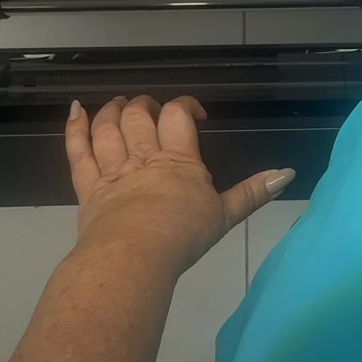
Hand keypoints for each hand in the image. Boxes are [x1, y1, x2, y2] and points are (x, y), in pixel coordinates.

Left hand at [65, 95, 293, 274]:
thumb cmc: (182, 236)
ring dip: (112, 111)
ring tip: (117, 103)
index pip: (178, 115)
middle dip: (144, 106)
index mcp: (178, 160)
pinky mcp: (88, 188)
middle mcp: (144, 157)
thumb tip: (287, 174)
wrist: (133, 259)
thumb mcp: (225, 215)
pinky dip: (74, 129)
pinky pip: (78, 152)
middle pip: (139, 116)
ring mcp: (113, 170)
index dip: (186, 105)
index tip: (195, 113)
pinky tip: (75, 110)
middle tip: (149, 108)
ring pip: (108, 128)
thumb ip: (254, 192)